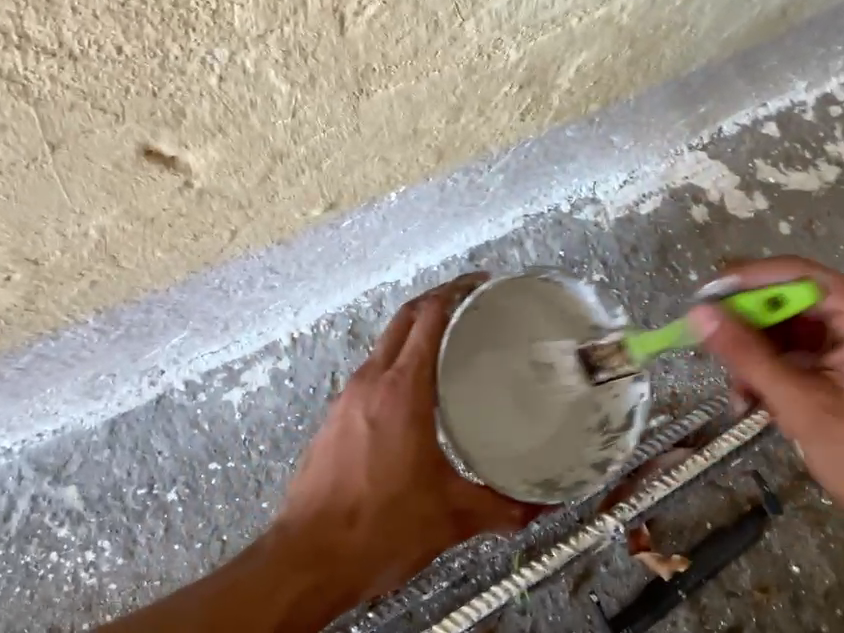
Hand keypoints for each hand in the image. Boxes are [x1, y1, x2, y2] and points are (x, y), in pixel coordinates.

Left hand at [273, 273, 543, 601]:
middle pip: (404, 318)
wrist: (308, 560)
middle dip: (437, 301)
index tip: (479, 283)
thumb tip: (535, 504)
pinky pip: (370, 374)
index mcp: (402, 390)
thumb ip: (501, 506)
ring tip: (448, 344)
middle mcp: (370, 383)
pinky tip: (414, 394)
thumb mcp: (451, 517)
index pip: (428, 315)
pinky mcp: (334, 421)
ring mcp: (347, 400)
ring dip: (414, 332)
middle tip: (468, 302)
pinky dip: (395, 365)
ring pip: (384, 344)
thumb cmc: (372, 531)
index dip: (456, 290)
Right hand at [688, 257, 843, 553]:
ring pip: (799, 323)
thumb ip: (749, 356)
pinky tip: (764, 396)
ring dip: (765, 354)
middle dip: (753, 331)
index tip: (701, 301)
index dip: (743, 282)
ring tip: (744, 395)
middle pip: (795, 299)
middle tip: (722, 364)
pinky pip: (815, 344)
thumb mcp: (804, 409)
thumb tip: (698, 313)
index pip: (796, 274)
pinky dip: (786, 366)